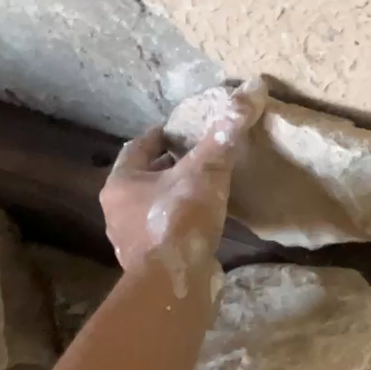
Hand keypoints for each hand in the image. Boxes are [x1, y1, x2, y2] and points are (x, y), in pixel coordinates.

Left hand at [100, 78, 267, 285]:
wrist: (174, 283)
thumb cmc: (180, 219)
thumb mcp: (207, 168)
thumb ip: (226, 132)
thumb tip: (252, 86)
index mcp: (121, 183)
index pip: (138, 147)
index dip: (161, 135)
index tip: (182, 129)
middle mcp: (117, 210)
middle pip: (143, 178)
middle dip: (168, 166)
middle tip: (198, 157)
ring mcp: (131, 240)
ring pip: (152, 207)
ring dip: (173, 196)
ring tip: (204, 188)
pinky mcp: (149, 263)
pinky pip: (164, 233)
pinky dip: (181, 223)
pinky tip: (204, 222)